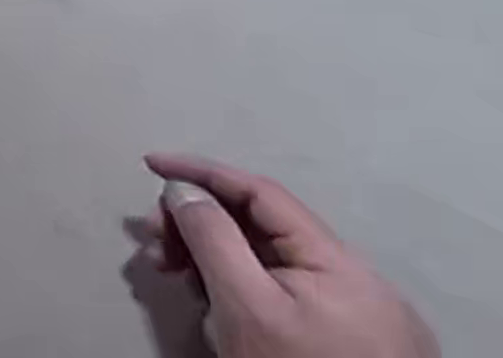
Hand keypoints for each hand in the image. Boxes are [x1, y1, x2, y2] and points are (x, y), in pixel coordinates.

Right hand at [139, 153, 437, 357]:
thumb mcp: (245, 303)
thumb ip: (211, 235)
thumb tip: (182, 188)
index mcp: (342, 267)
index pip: (261, 193)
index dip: (200, 171)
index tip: (148, 164)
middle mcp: (354, 282)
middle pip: (256, 225)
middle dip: (194, 223)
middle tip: (152, 238)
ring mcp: (351, 314)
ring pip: (259, 257)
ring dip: (204, 253)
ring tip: (169, 271)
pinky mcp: (339, 338)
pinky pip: (272, 287)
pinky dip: (229, 281)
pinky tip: (205, 299)